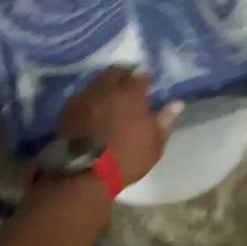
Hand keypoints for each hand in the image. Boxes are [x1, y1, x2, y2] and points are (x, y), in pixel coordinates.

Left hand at [57, 67, 181, 182]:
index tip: (148, 83)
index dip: (146, 78)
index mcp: (132, 95)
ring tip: (110, 94)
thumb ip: (164, 121)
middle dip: (123, 74)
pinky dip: (90, 97)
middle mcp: (108, 89)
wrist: (85, 173)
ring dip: (105, 83)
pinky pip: (82, 95)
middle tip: (128, 83)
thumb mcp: (154, 145)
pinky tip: (92, 106)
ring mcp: (86, 97)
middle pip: (116, 72)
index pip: (141, 77)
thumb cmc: (127, 159)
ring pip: (97, 81)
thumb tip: (177, 104)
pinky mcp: (69, 108)